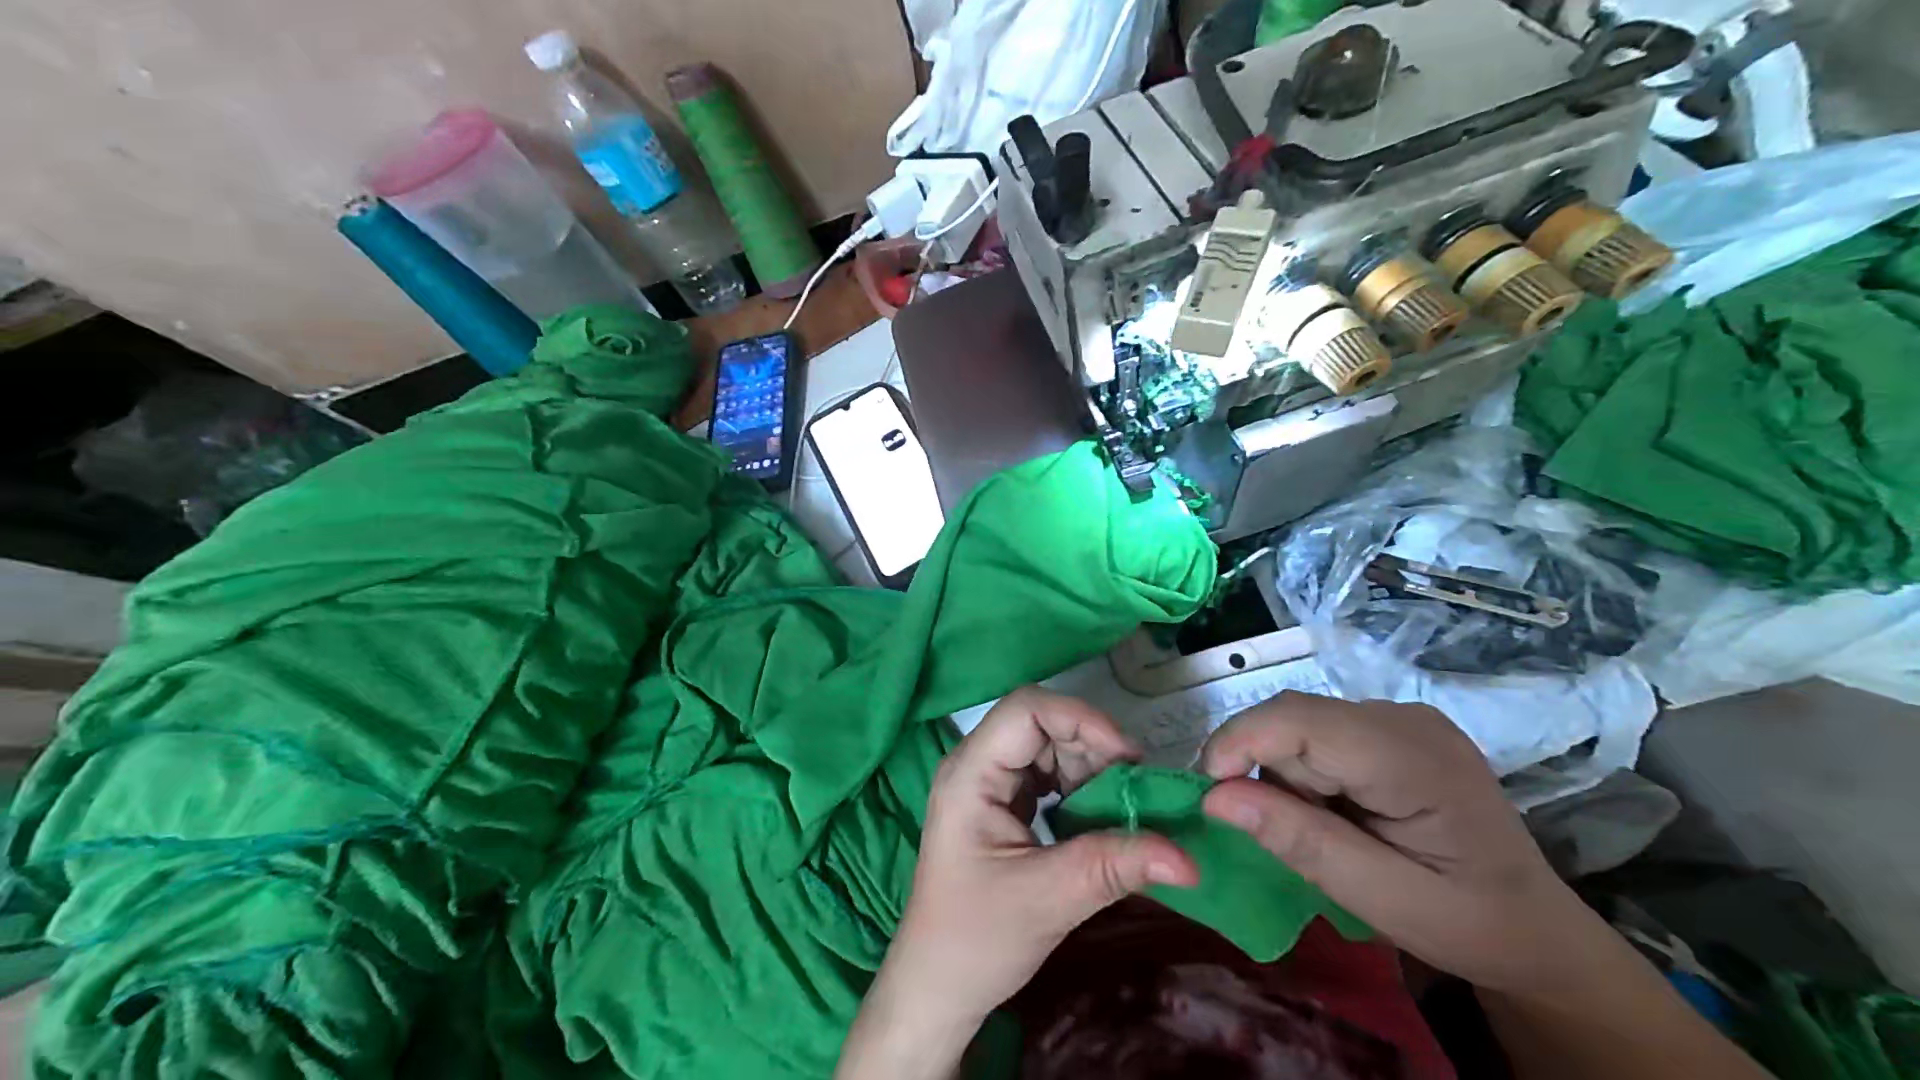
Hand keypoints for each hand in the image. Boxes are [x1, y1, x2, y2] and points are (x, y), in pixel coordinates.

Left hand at [836, 688, 1196, 1079]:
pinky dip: (1080, 786)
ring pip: (1048, 746)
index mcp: (970, 773)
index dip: (1081, 720)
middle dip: (1093, 746)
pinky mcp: (1002, 804)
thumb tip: (1188, 858)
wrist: (937, 987)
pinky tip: (1101, 815)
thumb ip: (1113, 867)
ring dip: (1091, 767)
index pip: (1027, 710)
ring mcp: (988, 783)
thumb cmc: (975, 941)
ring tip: (1125, 805)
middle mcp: (975, 765)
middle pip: (1041, 723)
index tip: (1129, 759)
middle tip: (1137, 787)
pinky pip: (1047, 774)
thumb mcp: (1048, 900)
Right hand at [1197, 692, 1613, 998]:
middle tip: (1262, 830)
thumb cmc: (1468, 923)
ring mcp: (1397, 717)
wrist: (1536, 929)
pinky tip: (1329, 812)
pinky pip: (1314, 734)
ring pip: (1296, 725)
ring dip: (1280, 774)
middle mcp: (1402, 717)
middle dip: (1259, 769)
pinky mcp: (1387, 728)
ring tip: (1314, 830)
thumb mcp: (1383, 899)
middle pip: (1292, 719)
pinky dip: (1299, 772)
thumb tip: (1215, 798)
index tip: (1205, 796)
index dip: (1238, 743)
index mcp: (1413, 756)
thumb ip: (1300, 843)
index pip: (1298, 719)